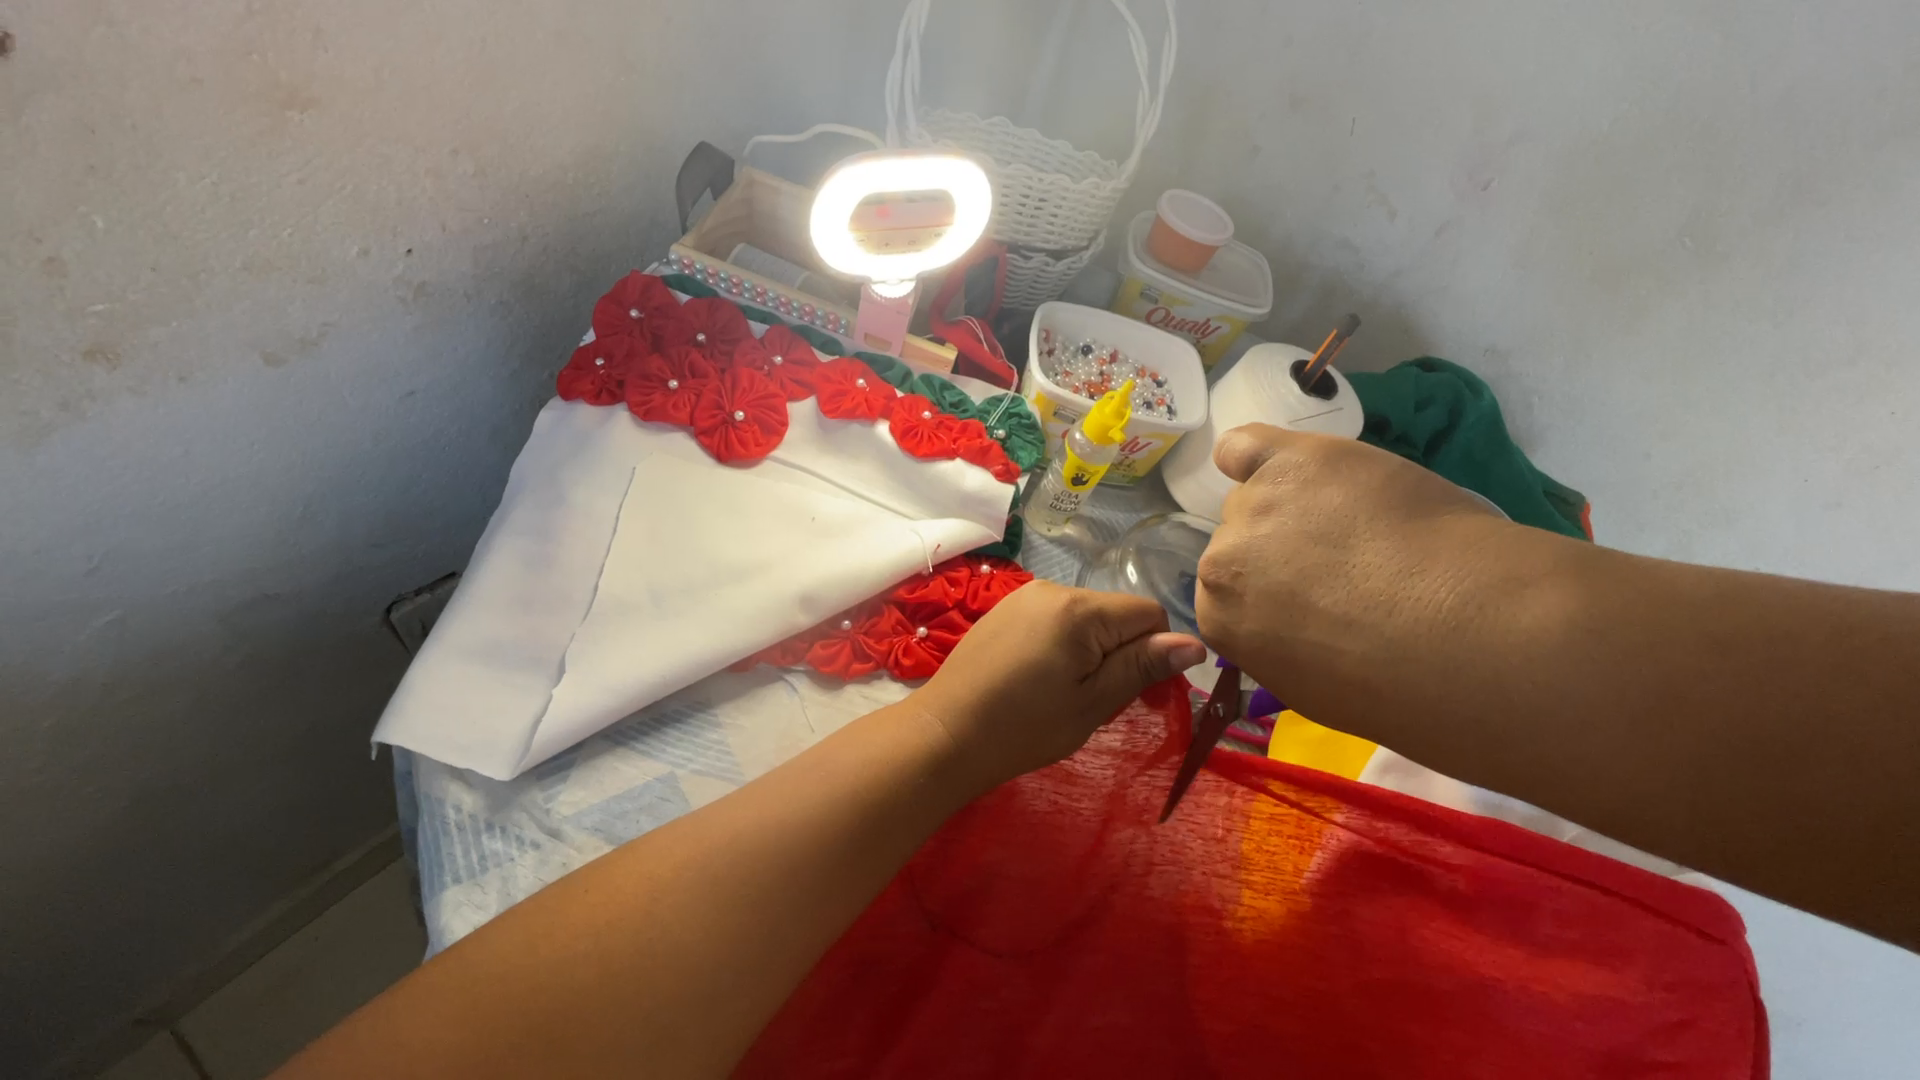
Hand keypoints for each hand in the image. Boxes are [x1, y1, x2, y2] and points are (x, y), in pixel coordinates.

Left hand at [909, 581, 1206, 793]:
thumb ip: (1142, 666)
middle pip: (1115, 614)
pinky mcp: (1004, 610)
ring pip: (1085, 618)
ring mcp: (1024, 597)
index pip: (1148, 614)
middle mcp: (1053, 589)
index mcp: (1080, 608)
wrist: (945, 734)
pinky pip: (1054, 620)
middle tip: (1097, 700)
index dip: (1155, 653)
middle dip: (1121, 652)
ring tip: (1064, 692)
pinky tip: (1038, 679)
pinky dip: (1062, 645)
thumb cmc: (1025, 727)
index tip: (1138, 695)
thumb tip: (1194, 644)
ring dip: (1091, 649)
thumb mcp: (1093, 702)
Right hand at [1195, 424, 1511, 714]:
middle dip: (1280, 551)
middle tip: (1341, 566)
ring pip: (1261, 497)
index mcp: (1218, 618)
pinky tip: (1287, 464)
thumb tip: (1287, 625)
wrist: (1455, 631)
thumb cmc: (1391, 685)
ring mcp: (1256, 505)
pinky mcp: (1295, 461)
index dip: (1269, 595)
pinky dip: (1256, 452)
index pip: (1228, 594)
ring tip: (1358, 524)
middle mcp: (1221, 558)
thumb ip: (1273, 643)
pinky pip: (1249, 446)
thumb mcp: (1308, 687)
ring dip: (1295, 507)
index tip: (1310, 601)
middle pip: (1240, 541)